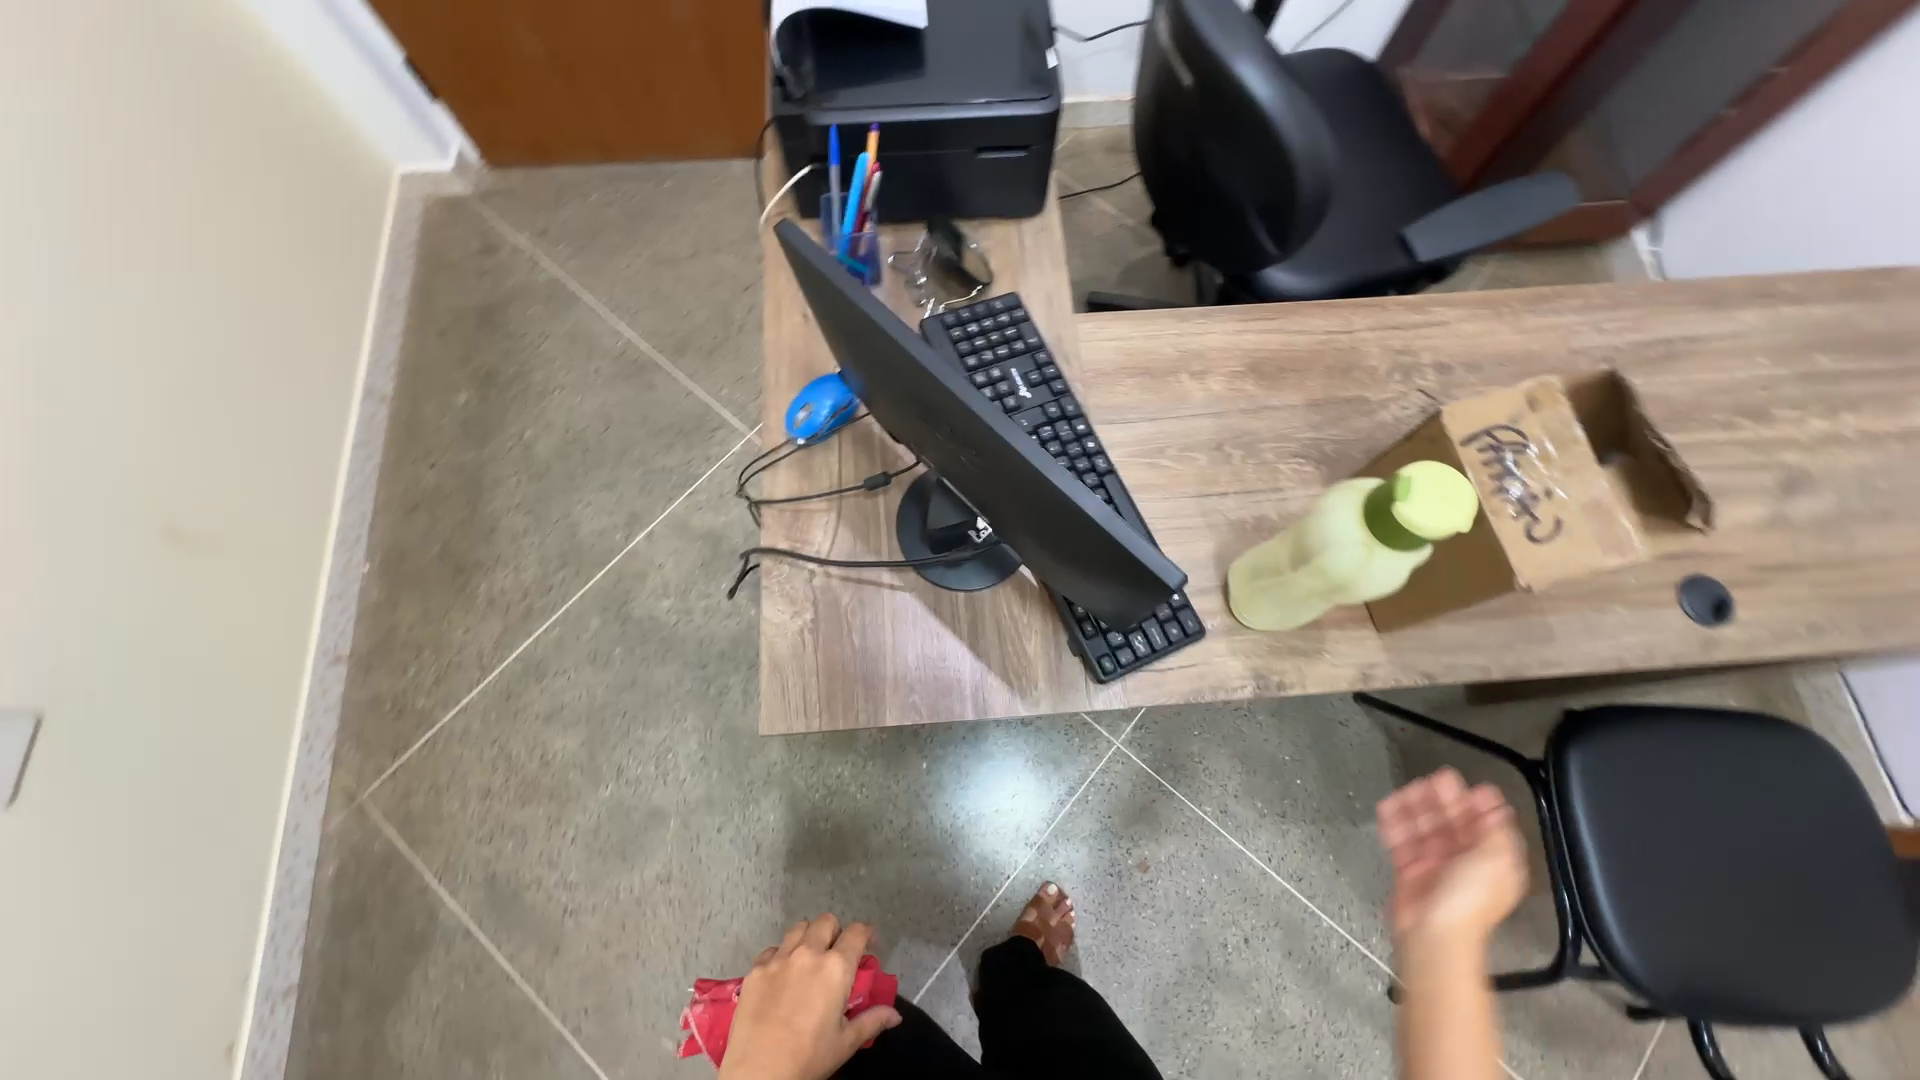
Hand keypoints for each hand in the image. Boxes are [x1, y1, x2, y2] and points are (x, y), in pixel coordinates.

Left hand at [717, 914, 900, 1079]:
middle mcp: (808, 953)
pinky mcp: (755, 969)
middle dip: (836, 932)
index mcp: (836, 968)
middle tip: (836, 954)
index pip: (857, 932)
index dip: (865, 934)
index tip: (867, 945)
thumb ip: (872, 1021)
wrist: (757, 1073)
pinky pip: (772, 950)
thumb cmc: (808, 1058)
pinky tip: (780, 977)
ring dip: (808, 937)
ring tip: (808, 960)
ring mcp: (778, 958)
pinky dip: (780, 956)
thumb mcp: (845, 1043)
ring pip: (798, 928)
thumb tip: (895, 1015)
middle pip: (826, 921)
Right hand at [1376, 768, 1527, 947]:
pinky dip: (1393, 825)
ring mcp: (1436, 865)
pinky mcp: (1409, 870)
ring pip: (1424, 828)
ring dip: (1415, 809)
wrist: (1434, 935)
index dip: (1480, 807)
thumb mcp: (1495, 863)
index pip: (1487, 827)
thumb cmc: (1468, 902)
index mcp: (1492, 862)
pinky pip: (1401, 841)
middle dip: (1443, 801)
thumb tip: (1498, 809)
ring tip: (1405, 792)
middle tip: (1434, 780)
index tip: (1473, 788)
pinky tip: (1387, 811)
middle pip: (1452, 824)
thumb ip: (1496, 832)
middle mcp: (1465, 862)